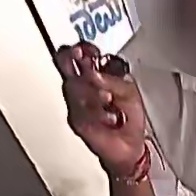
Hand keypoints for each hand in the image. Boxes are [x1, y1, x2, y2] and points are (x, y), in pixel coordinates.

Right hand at [54, 41, 148, 177]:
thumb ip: (114, 80)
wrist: (130, 146)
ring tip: (108, 99)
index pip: (79, 53)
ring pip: (73, 86)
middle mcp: (82, 85)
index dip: (81, 49)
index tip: (88, 51)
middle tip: (86, 66)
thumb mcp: (130, 93)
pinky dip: (96, 112)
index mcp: (95, 74)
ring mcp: (76, 102)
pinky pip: (80, 110)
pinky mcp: (76, 120)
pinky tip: (109, 117)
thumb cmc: (129, 118)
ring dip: (92, 91)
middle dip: (75, 62)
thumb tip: (94, 73)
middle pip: (65, 63)